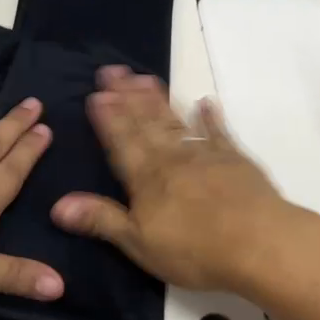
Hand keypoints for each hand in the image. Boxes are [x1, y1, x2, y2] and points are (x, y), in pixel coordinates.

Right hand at [51, 66, 307, 294]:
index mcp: (147, 178)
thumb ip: (101, 219)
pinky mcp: (237, 162)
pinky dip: (210, 118)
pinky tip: (205, 103)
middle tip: (114, 70)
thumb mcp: (139, 242)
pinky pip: (219, 134)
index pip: (122, 142)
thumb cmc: (196, 250)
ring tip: (145, 77)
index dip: (108, 119)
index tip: (96, 93)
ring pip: (176, 122)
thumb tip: (57, 204)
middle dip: (128, 97)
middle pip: (146, 124)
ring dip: (159, 100)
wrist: (262, 245)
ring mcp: (206, 157)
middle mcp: (173, 159)